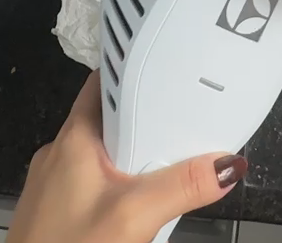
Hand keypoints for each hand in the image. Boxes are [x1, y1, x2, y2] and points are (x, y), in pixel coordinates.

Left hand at [8, 72, 245, 242]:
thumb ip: (182, 186)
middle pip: (107, 118)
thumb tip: (231, 162)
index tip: (171, 65)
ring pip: (99, 152)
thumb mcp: (133, 217)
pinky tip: (137, 198)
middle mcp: (58, 151)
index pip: (104, 81)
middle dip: (143, 117)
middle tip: (184, 115)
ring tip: (170, 154)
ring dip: (130, 151)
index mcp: (73, 136)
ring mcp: (50, 184)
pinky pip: (89, 180)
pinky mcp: (50, 213)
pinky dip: (115, 180)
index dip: (136, 68)